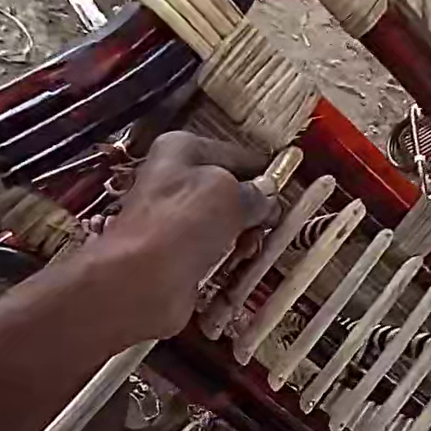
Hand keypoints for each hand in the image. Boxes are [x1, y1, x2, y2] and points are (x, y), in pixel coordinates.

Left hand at [83, 132, 277, 340]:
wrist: (140, 281)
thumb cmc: (180, 224)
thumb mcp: (230, 194)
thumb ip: (256, 192)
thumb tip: (268, 196)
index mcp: (183, 150)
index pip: (238, 155)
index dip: (266, 172)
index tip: (290, 188)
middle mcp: (175, 181)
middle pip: (233, 192)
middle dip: (255, 210)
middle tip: (268, 225)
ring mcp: (175, 220)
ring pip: (227, 226)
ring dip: (245, 239)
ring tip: (249, 250)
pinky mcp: (178, 255)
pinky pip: (216, 254)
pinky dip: (229, 261)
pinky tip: (235, 268)